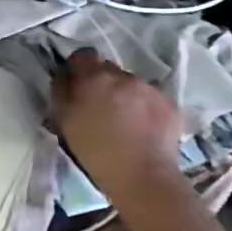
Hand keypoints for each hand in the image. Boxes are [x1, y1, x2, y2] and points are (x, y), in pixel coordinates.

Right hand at [52, 48, 183, 197]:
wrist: (142, 175)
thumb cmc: (94, 148)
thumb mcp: (63, 119)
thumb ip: (61, 91)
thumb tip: (64, 76)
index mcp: (95, 77)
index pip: (83, 55)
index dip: (77, 67)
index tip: (75, 83)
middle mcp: (125, 76)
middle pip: (108, 69)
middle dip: (101, 82)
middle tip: (97, 105)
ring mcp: (151, 89)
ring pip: (130, 84)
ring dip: (123, 94)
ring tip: (121, 119)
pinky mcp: (170, 105)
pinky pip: (150, 98)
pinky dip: (143, 107)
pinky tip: (140, 127)